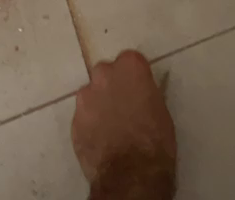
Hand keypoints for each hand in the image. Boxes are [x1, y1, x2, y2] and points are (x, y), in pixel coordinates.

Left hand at [72, 50, 175, 199]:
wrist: (132, 174)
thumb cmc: (156, 141)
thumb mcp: (160, 109)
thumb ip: (146, 93)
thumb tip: (140, 93)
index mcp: (130, 66)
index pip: (130, 60)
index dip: (134, 77)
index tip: (138, 90)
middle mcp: (104, 74)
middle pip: (106, 73)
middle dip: (111, 86)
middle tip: (122, 107)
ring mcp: (85, 97)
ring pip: (91, 95)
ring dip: (98, 105)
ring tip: (109, 128)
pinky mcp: (74, 121)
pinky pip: (82, 117)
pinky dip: (89, 125)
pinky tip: (100, 141)